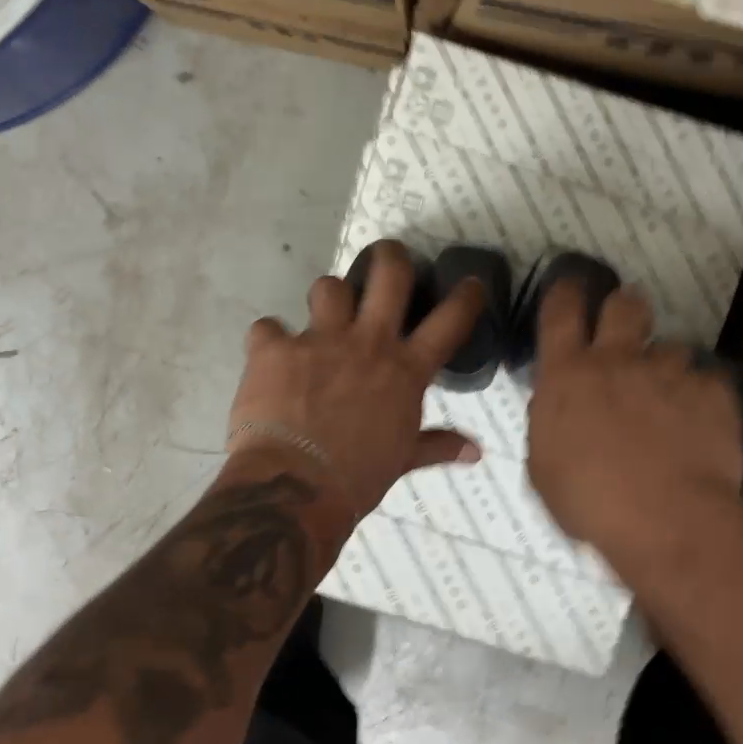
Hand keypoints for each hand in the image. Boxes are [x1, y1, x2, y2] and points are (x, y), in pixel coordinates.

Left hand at [227, 241, 484, 532]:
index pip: (449, 322)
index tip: (470, 283)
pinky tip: (269, 354)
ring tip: (325, 310)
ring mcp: (319, 340)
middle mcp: (367, 343)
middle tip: (388, 257)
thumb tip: (474, 452)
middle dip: (391, 257)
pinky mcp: (274, 348)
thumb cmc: (357, 478)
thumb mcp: (402, 461)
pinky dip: (269, 339)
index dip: (465, 297)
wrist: (295, 487)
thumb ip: (437, 446)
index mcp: (405, 371)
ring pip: (328, 287)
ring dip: (328, 297)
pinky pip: (268, 327)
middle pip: (389, 275)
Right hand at [526, 283, 742, 555]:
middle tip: (627, 323)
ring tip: (670, 404)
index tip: (571, 284)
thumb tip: (558, 407)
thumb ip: (551, 425)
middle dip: (625, 306)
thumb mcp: (545, 467)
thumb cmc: (590, 503)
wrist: (667, 521)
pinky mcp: (713, 393)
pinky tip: (701, 430)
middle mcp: (618, 362)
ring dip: (666, 370)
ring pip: (671, 351)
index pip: (561, 313)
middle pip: (624, 307)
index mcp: (569, 377)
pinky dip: (702, 402)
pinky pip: (707, 385)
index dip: (565, 292)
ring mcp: (669, 374)